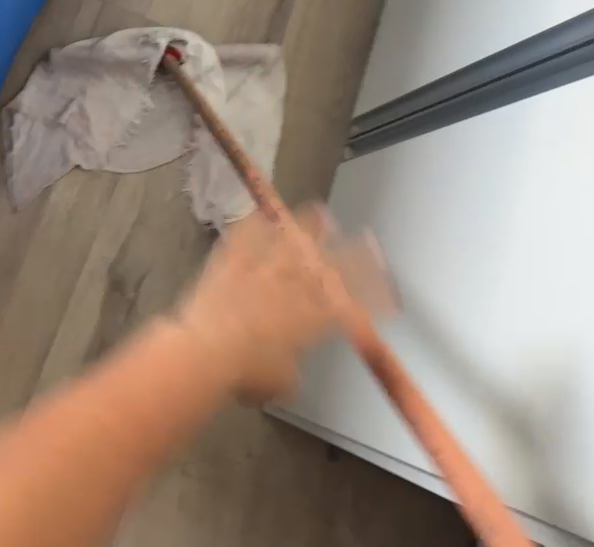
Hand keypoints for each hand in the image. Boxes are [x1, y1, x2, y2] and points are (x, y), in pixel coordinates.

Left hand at [172, 205, 389, 402]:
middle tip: (367, 239)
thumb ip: (289, 367)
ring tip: (321, 212)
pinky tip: (261, 214)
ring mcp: (261, 269)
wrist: (205, 350)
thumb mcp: (278, 381)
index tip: (388, 291)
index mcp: (310, 321)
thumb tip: (285, 367)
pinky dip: (255, 224)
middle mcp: (291, 289)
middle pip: (329, 266)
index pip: (352, 305)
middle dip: (353, 252)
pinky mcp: (230, 261)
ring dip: (308, 227)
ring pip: (290, 241)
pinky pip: (245, 236)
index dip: (374, 296)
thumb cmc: (245, 374)